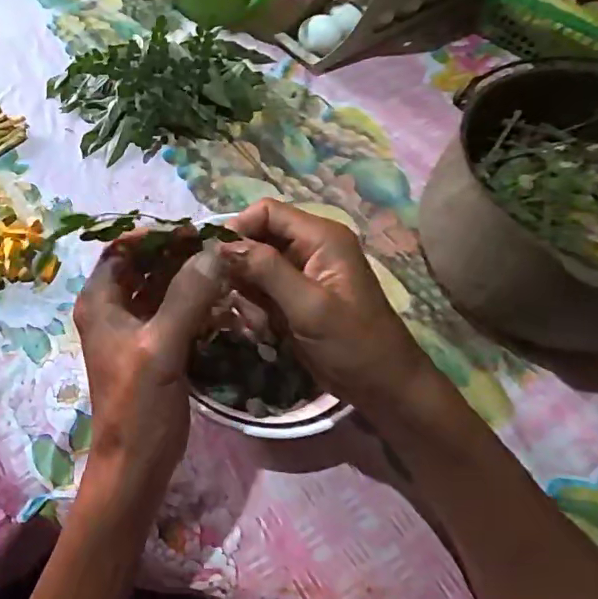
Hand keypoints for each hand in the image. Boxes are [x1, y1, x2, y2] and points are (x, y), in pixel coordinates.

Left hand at [72, 234, 228, 513]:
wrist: (135, 463)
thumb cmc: (139, 406)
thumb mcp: (161, 348)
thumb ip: (186, 297)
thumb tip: (213, 252)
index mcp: (99, 301)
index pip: (122, 248)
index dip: (155, 234)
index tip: (196, 231)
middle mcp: (110, 309)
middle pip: (141, 264)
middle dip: (176, 253)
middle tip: (219, 247)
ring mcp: (130, 329)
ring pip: (157, 287)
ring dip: (186, 275)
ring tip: (225, 266)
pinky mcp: (150, 347)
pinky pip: (169, 310)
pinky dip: (191, 300)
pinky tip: (219, 297)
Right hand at [219, 199, 444, 423]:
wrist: (382, 386)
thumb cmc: (353, 344)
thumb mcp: (309, 306)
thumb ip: (266, 271)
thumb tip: (221, 246)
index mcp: (321, 237)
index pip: (266, 212)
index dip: (238, 229)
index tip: (215, 261)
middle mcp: (309, 247)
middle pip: (256, 237)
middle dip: (238, 265)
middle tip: (228, 295)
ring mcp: (300, 273)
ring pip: (252, 265)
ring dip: (244, 290)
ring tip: (253, 320)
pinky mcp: (292, 296)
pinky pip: (259, 289)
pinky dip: (252, 305)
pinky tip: (259, 328)